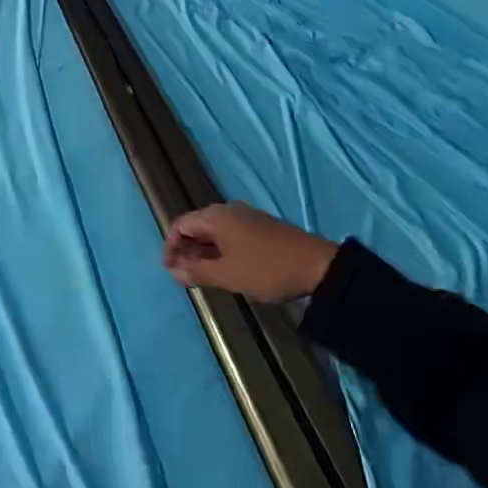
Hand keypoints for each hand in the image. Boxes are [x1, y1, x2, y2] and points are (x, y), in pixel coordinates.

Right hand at [162, 203, 339, 302]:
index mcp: (217, 217)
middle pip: (196, 225)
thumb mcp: (228, 275)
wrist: (317, 265)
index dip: (170, 246)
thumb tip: (173, 269)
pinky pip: (229, 235)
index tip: (170, 270)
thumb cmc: (266, 268)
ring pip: (214, 231)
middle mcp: (228, 211)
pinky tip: (226, 269)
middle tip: (184, 276)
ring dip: (203, 252)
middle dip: (186, 249)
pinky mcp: (260, 227)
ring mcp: (246, 217)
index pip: (180, 224)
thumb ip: (197, 271)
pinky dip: (220, 250)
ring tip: (202, 276)